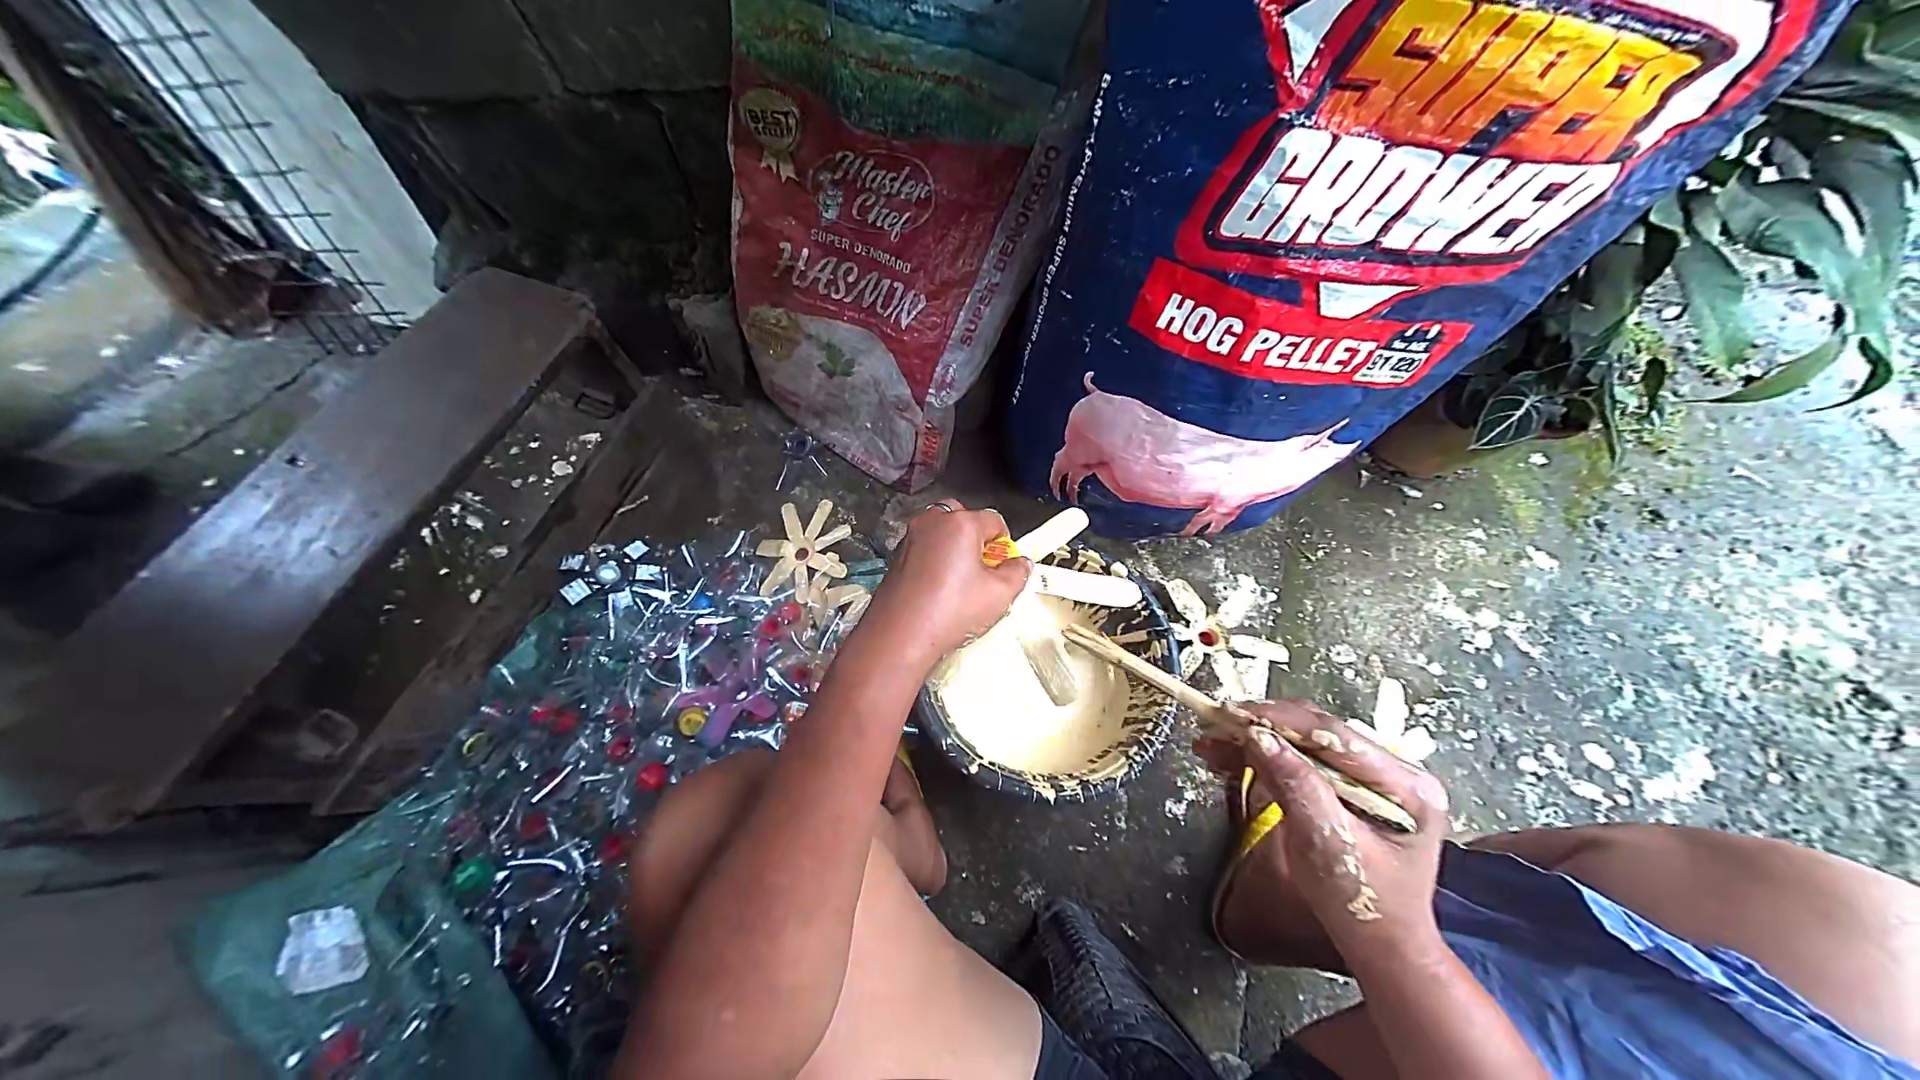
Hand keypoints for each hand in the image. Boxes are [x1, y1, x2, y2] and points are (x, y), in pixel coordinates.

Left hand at [863, 501, 1029, 663]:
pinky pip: (925, 549)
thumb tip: (1020, 565)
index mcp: (960, 524)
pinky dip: (936, 560)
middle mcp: (932, 523)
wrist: (900, 636)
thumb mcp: (1000, 594)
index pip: (994, 520)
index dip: (1005, 544)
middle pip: (964, 519)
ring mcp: (911, 538)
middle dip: (978, 540)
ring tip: (963, 582)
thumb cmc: (947, 612)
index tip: (1007, 564)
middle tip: (985, 569)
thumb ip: (1018, 573)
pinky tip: (941, 589)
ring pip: (942, 533)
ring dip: (955, 549)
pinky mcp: (897, 556)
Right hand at [1203, 701, 1451, 966]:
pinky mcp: (1341, 787)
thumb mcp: (1327, 845)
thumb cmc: (1362, 905)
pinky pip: (1297, 761)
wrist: (1378, 946)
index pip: (1336, 736)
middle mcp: (1391, 772)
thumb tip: (1258, 737)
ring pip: (1302, 743)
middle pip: (1317, 733)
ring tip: (1212, 739)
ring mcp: (1367, 779)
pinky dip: (1260, 757)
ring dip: (1255, 740)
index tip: (1236, 714)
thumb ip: (1296, 786)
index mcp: (1406, 785)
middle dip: (1263, 727)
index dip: (1282, 721)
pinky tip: (1227, 755)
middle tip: (1218, 722)